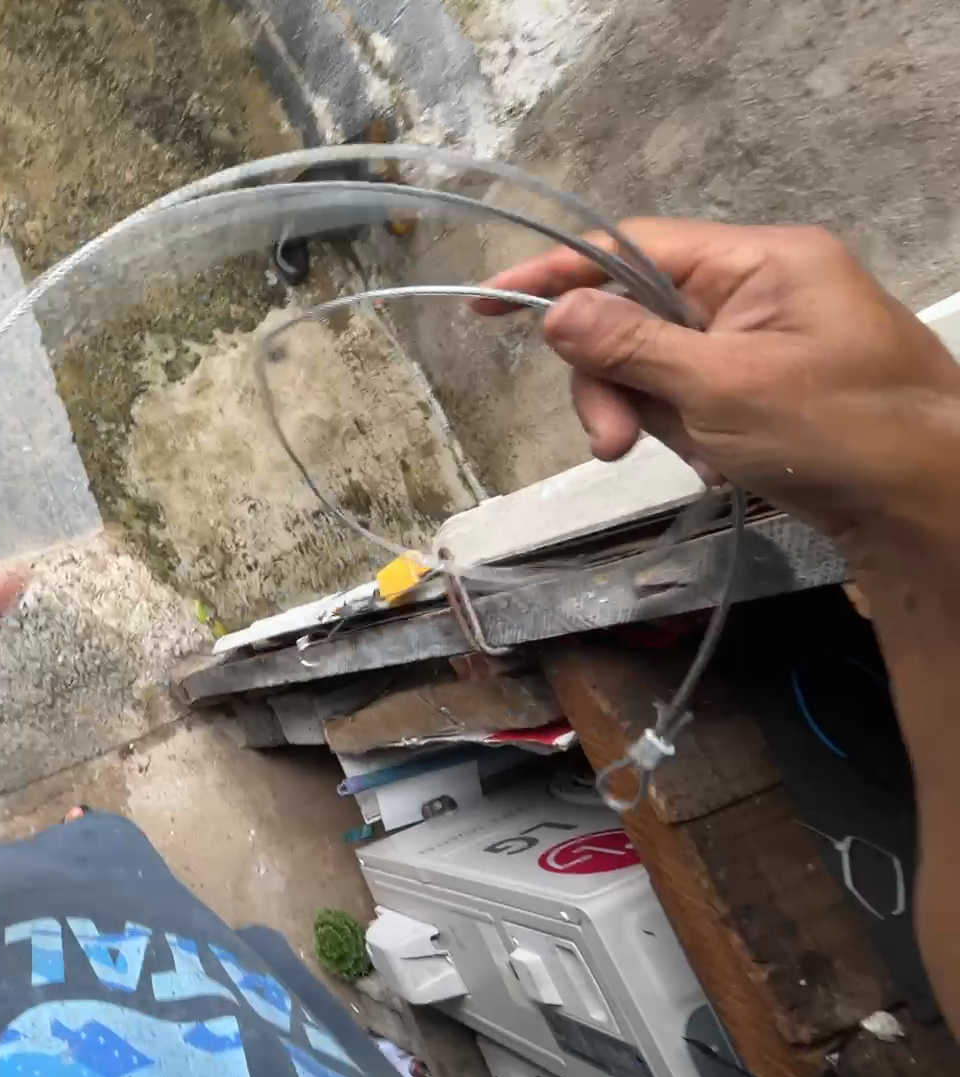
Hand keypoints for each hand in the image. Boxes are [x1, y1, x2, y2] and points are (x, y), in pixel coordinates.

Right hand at [477, 220, 959, 551]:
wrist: (925, 502)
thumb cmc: (841, 431)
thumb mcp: (723, 387)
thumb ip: (633, 345)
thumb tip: (555, 310)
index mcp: (756, 265)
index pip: (628, 249)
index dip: (552, 272)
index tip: (486, 303)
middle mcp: (743, 290)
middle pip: (621, 316)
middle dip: (604, 380)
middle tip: (613, 440)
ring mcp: (737, 335)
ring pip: (632, 361)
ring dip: (627, 411)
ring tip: (651, 454)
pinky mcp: (732, 377)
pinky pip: (659, 390)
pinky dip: (660, 424)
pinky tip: (701, 455)